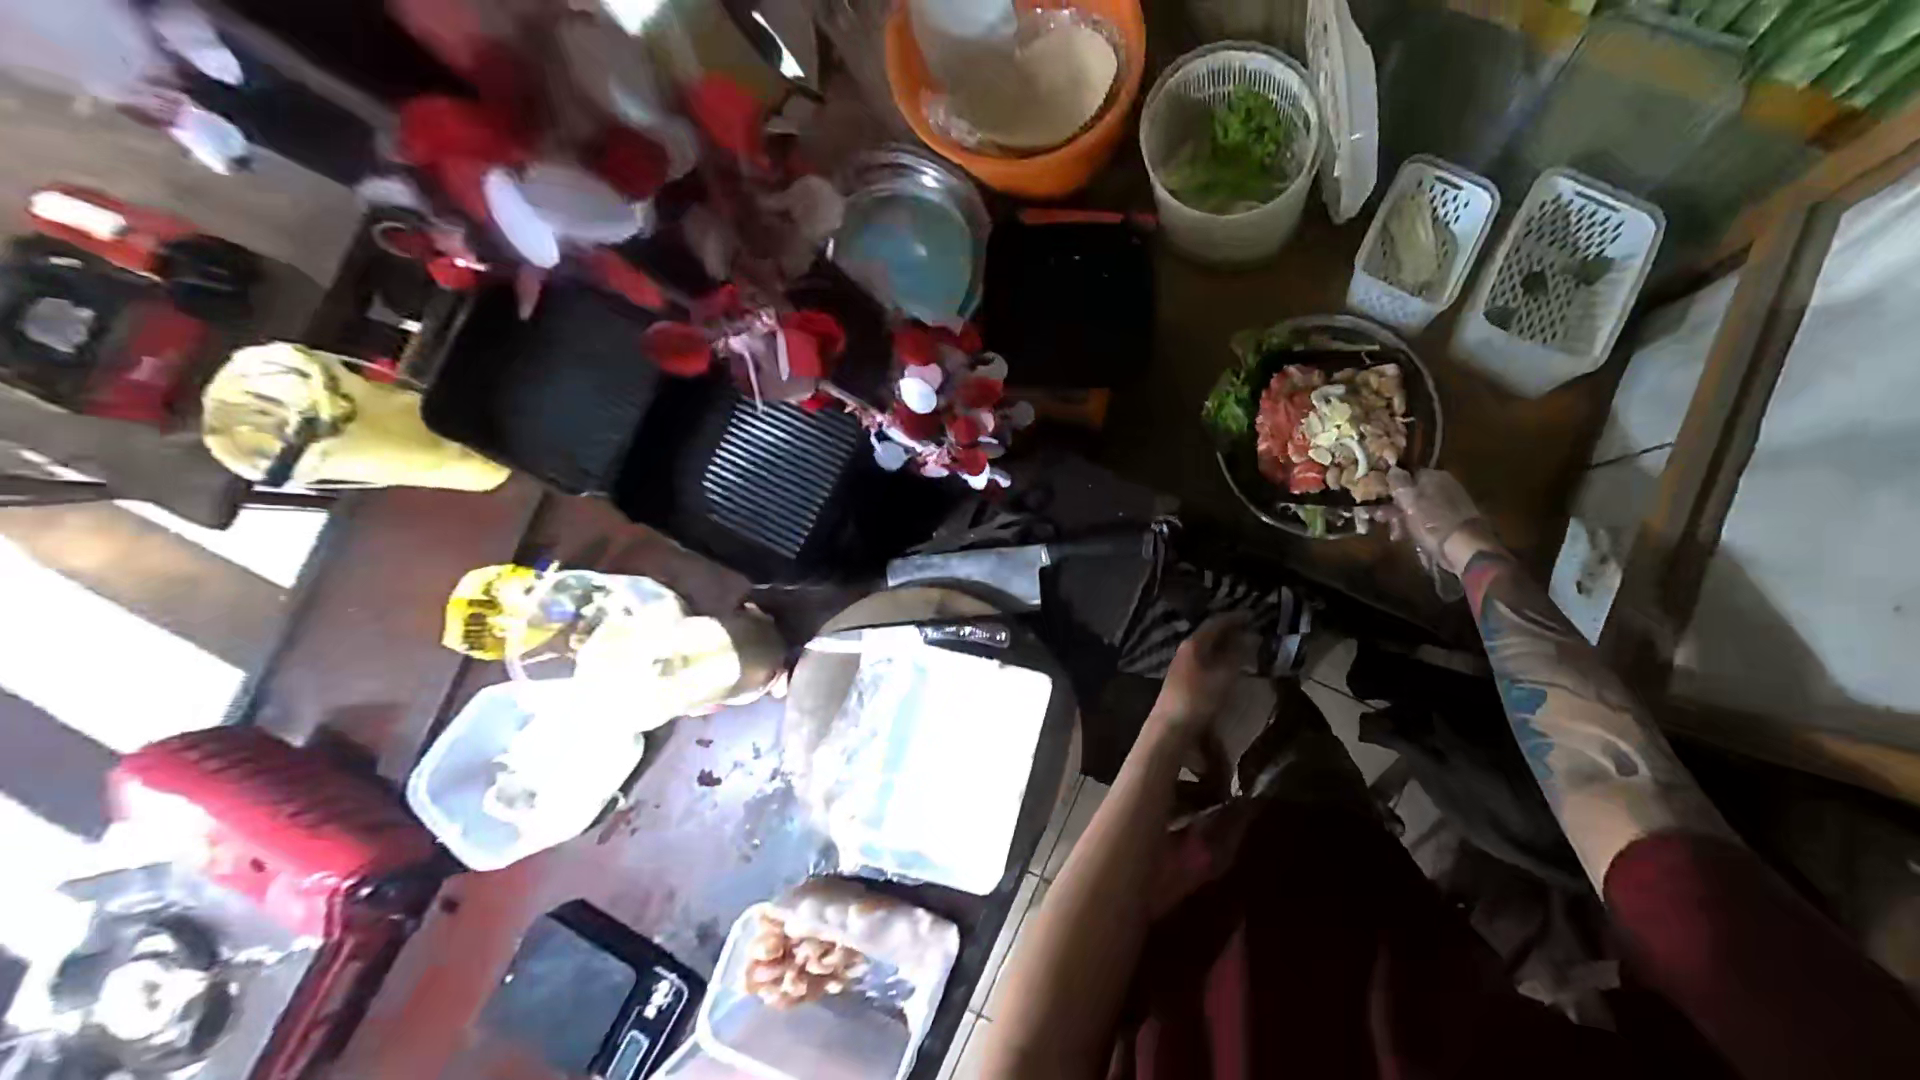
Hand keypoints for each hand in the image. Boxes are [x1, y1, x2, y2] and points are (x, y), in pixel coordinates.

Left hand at [1152, 613, 1256, 741]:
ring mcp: (1182, 664)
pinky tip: (1228, 665)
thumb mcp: (1223, 677)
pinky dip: (1219, 657)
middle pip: (1210, 634)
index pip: (1215, 623)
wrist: (1170, 728)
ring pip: (1207, 647)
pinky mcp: (1182, 679)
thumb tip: (1248, 637)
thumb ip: (1236, 655)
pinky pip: (1204, 660)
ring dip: (1225, 645)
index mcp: (1193, 644)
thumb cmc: (1197, 700)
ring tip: (1245, 646)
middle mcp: (1185, 650)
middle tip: (1252, 629)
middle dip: (1231, 630)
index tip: (1254, 615)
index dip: (1235, 618)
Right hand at [1388, 467, 1493, 574]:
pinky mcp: (1452, 520)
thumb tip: (1392, 468)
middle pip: (1411, 492)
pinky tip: (1408, 537)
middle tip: (1381, 519)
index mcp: (1433, 476)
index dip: (1390, 486)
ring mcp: (1449, 503)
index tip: (1378, 498)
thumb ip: (1398, 483)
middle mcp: (1443, 485)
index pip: (1406, 474)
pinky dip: (1416, 527)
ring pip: (1418, 507)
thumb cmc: (1431, 521)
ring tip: (1395, 534)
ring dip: (1402, 519)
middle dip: (1394, 507)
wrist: (1464, 546)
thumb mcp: (1409, 500)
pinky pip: (1428, 519)